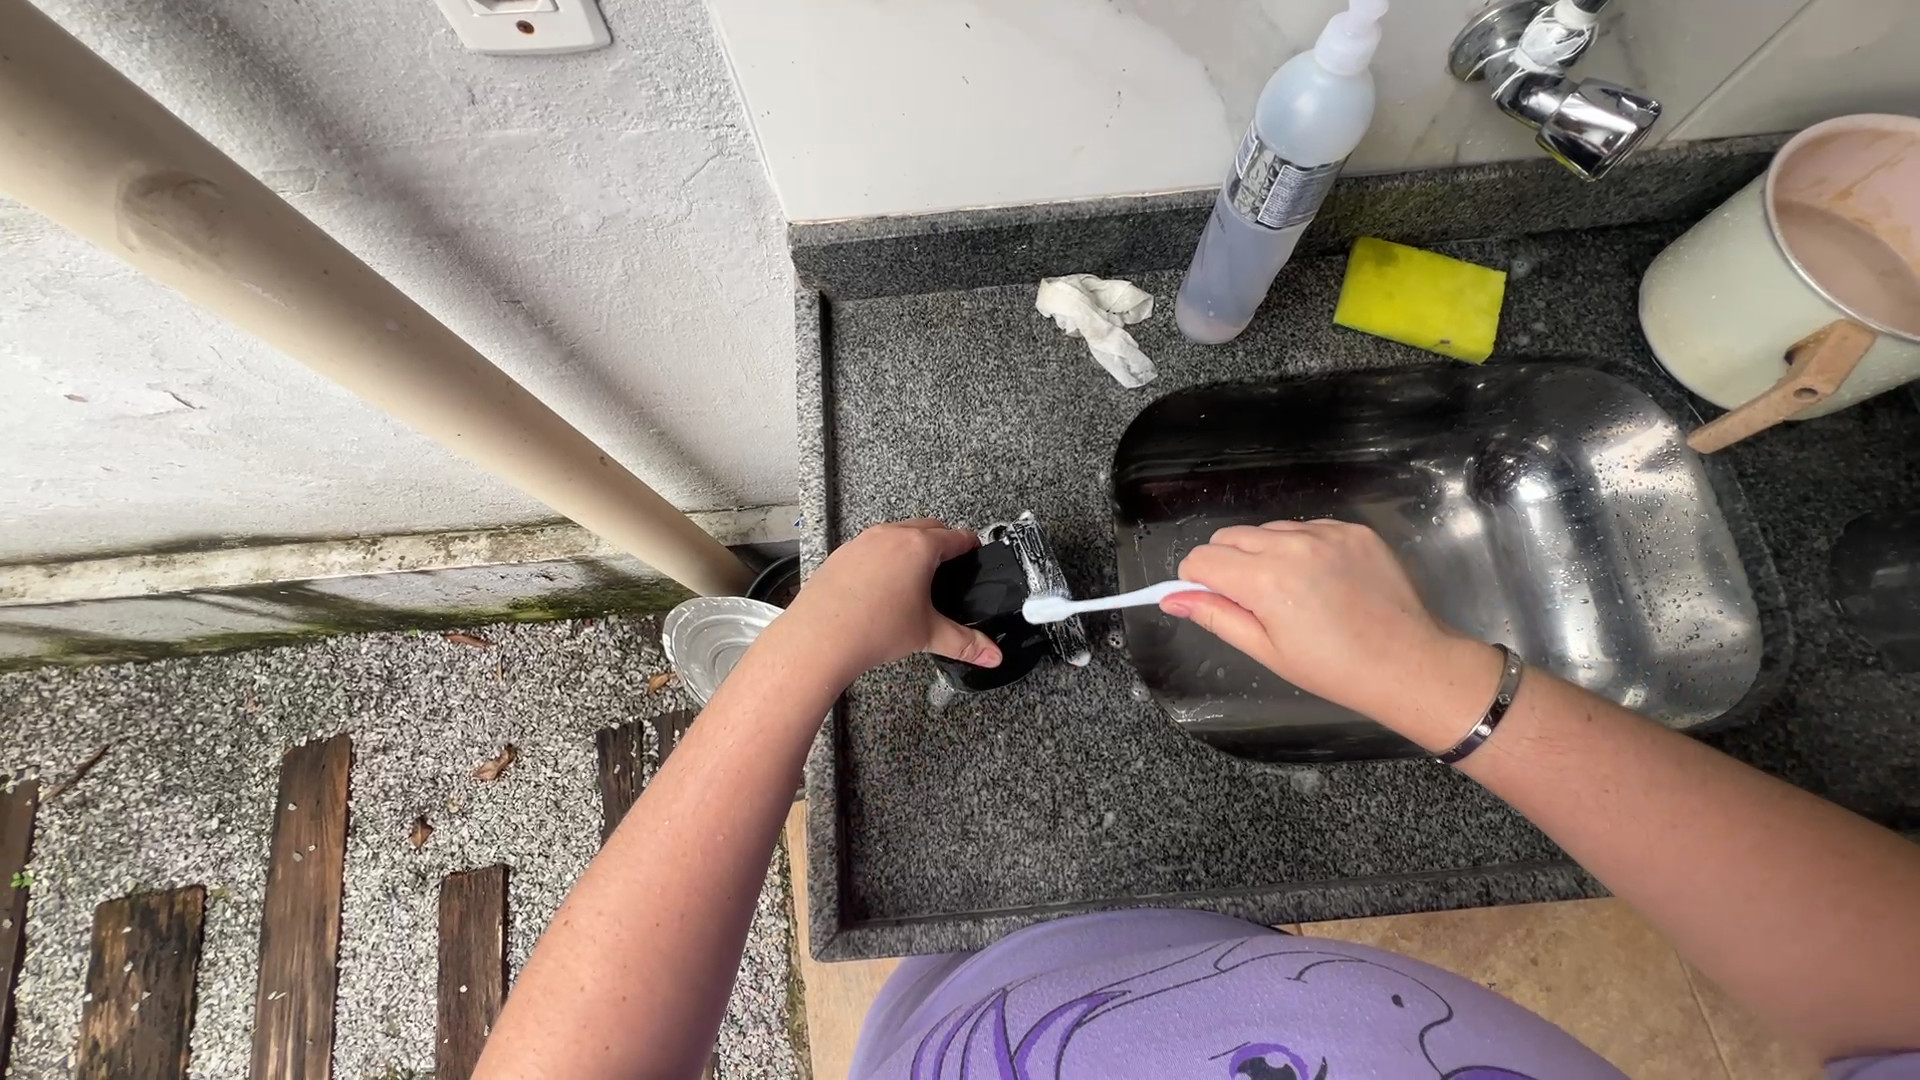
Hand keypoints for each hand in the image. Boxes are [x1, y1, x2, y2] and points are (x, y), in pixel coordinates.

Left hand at [776, 519, 1002, 681]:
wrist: (820, 638)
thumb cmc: (871, 629)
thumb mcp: (928, 635)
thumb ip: (966, 644)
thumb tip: (991, 655)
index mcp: (919, 547)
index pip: (956, 536)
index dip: (970, 545)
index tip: (973, 552)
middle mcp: (890, 536)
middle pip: (927, 526)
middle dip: (942, 541)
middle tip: (949, 565)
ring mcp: (862, 542)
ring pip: (896, 533)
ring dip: (910, 546)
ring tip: (915, 576)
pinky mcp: (842, 554)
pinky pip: (870, 546)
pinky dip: (882, 557)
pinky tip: (882, 586)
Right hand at [1163, 520, 1499, 736]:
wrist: (1410, 664)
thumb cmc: (1332, 668)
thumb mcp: (1265, 650)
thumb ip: (1215, 616)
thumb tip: (1171, 598)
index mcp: (1265, 580)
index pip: (1202, 558)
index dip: (1196, 580)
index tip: (1211, 600)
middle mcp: (1292, 546)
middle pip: (1228, 536)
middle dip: (1225, 563)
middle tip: (1250, 600)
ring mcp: (1326, 533)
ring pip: (1265, 530)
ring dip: (1261, 553)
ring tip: (1289, 590)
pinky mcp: (1353, 530)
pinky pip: (1304, 527)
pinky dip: (1298, 547)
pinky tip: (1319, 579)